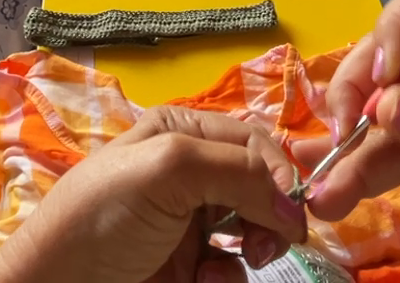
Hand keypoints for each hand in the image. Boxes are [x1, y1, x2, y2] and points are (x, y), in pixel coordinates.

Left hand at [0, 107, 308, 282]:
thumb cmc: (107, 214)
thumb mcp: (168, 169)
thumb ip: (235, 171)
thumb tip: (292, 203)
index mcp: (182, 131)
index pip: (250, 141)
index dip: (276, 172)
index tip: (291, 212)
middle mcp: (189, 170)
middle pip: (258, 184)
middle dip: (269, 212)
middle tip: (264, 243)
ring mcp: (189, 221)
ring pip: (252, 229)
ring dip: (254, 247)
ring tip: (238, 261)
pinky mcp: (188, 266)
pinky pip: (232, 270)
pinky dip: (229, 278)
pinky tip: (206, 281)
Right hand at [304, 0, 399, 282]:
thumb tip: (384, 106)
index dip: (398, 24)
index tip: (384, 71)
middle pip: (389, 54)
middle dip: (358, 86)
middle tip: (340, 129)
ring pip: (378, 106)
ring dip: (348, 141)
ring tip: (322, 184)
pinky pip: (387, 148)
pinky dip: (359, 171)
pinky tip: (332, 194)